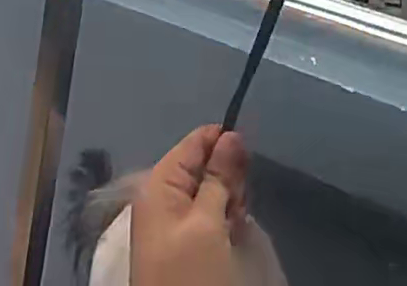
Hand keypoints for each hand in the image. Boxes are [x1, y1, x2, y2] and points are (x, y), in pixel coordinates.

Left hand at [131, 124, 249, 285]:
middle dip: (228, 179)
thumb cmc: (191, 274)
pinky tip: (233, 236)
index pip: (196, 141)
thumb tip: (231, 134)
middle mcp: (164, 196)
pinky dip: (225, 221)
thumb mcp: (208, 222)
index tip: (246, 165)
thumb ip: (219, 175)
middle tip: (236, 206)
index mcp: (160, 184)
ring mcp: (173, 221)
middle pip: (206, 164)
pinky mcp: (184, 242)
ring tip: (235, 226)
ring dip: (230, 202)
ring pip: (212, 190)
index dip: (224, 145)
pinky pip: (210, 214)